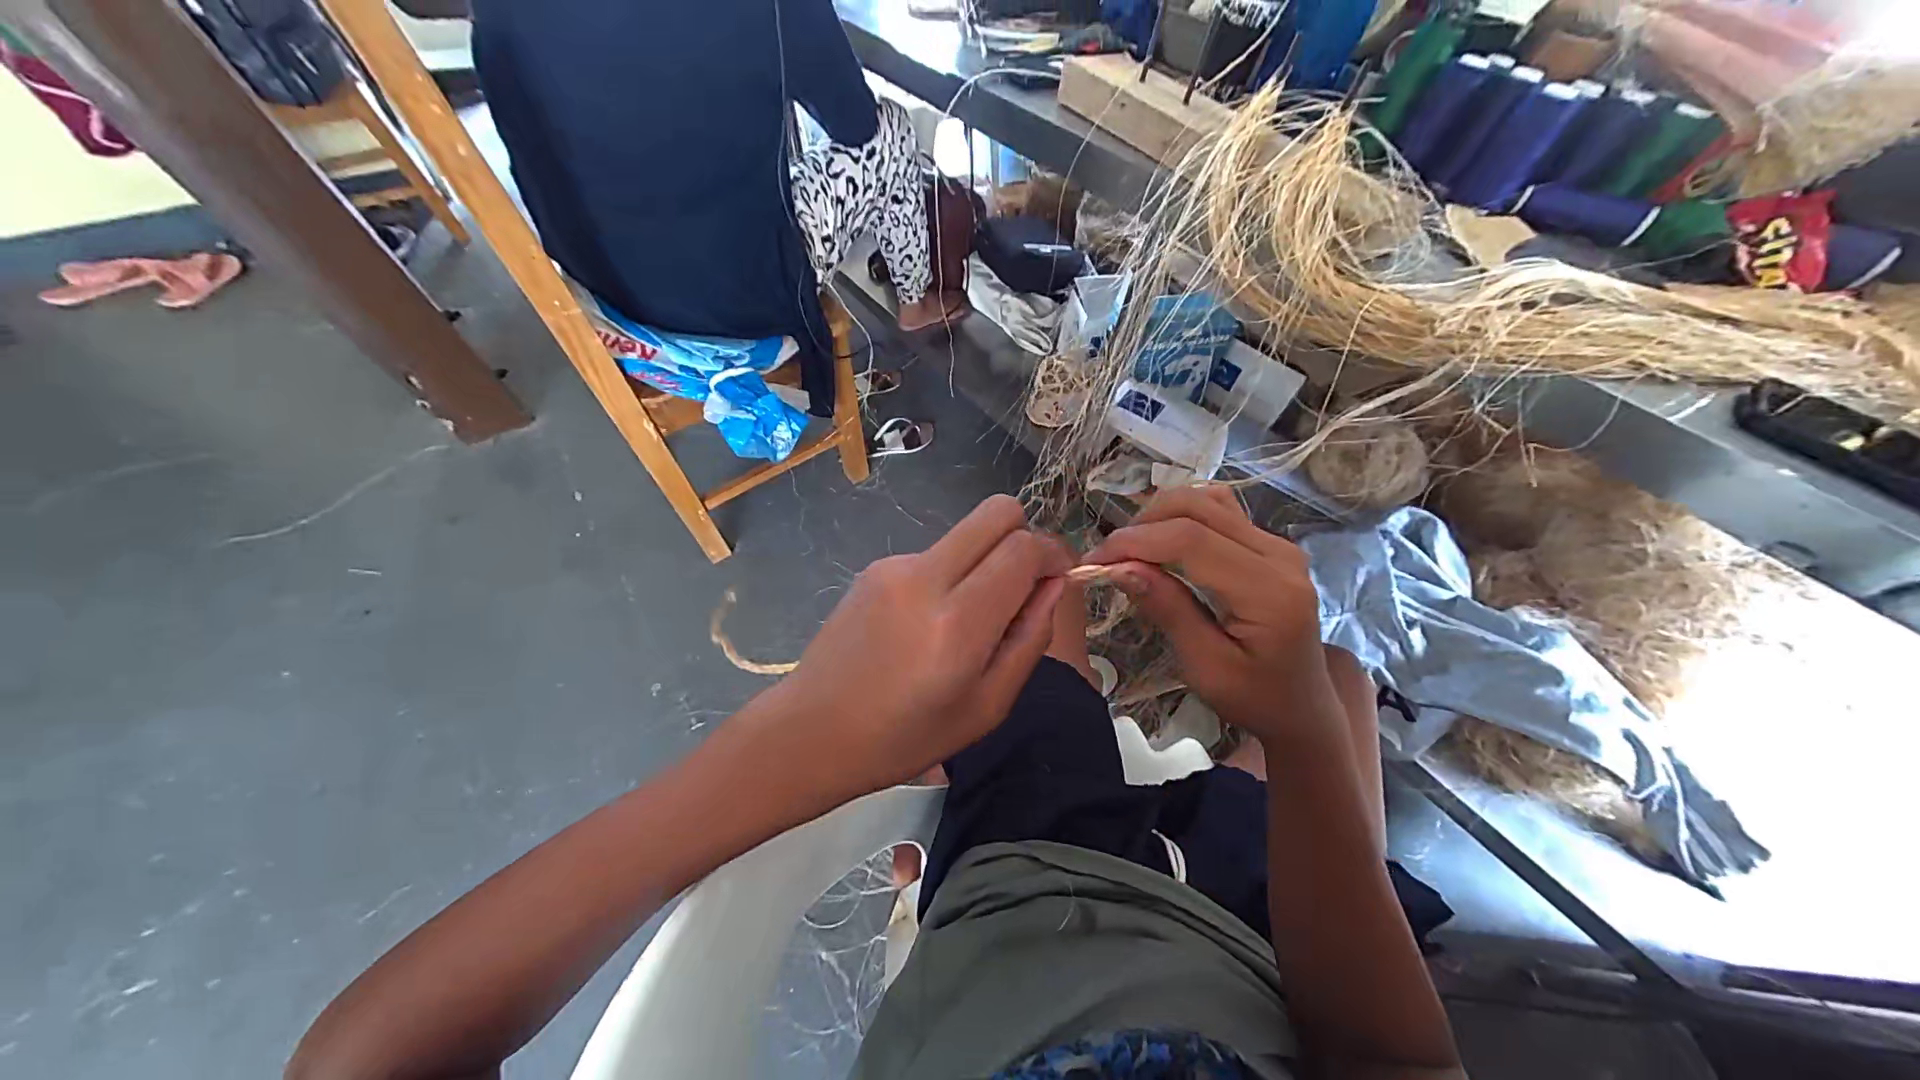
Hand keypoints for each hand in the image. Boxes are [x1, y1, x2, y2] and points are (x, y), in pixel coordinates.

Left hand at [758, 494, 1069, 795]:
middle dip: (1025, 536)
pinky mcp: (874, 566)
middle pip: (997, 512)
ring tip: (968, 619)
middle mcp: (924, 578)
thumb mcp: (987, 706)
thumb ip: (1030, 638)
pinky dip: (951, 574)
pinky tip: (928, 622)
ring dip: (985, 559)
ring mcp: (894, 566)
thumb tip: (1054, 585)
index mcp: (957, 623)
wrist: (812, 731)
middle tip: (1022, 584)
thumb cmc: (905, 737)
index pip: (1023, 548)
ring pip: (966, 532)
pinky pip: (935, 553)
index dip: (1053, 555)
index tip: (1057, 579)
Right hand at [1083, 485, 1338, 747]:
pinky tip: (1160, 543)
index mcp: (1269, 591)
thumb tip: (1119, 568)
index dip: (1135, 542)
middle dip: (1140, 526)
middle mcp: (1279, 555)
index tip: (1094, 562)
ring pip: (1205, 500)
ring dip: (1158, 517)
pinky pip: (1217, 511)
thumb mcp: (1205, 667)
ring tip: (1131, 551)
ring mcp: (1277, 544)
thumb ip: (1167, 610)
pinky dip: (1179, 517)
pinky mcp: (1269, 543)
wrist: (1301, 704)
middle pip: (1197, 508)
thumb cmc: (1253, 697)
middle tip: (1108, 559)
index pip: (1191, 540)